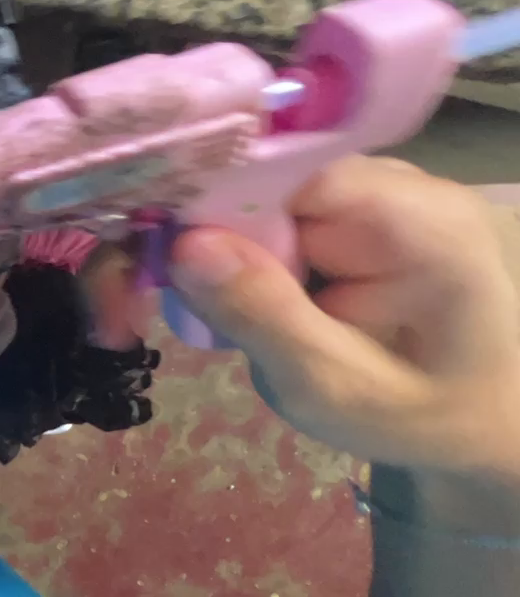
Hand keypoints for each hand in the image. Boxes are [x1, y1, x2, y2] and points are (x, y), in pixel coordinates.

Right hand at [137, 157, 519, 480]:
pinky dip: (187, 263)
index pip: (270, 174)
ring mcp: (347, 200)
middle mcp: (378, 187)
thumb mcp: (334, 385)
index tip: (133, 265)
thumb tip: (183, 244)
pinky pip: (233, 222)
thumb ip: (264, 314)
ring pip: (220, 205)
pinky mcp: (321, 219)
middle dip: (161, 244)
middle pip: (232, 185)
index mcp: (407, 218)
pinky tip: (173, 301)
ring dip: (165, 260)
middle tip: (115, 315)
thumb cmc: (422, 414)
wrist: (482, 422)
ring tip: (135, 318)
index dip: (191, 208)